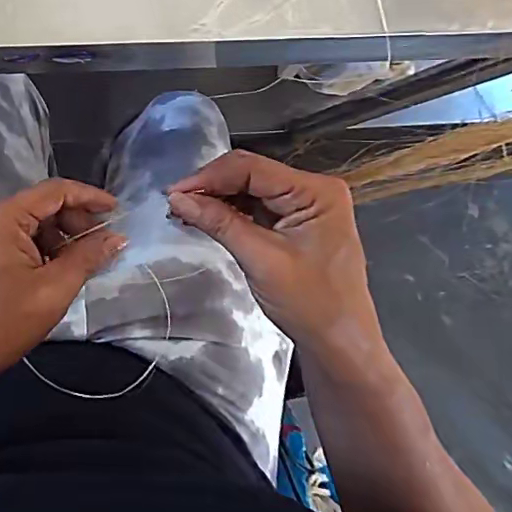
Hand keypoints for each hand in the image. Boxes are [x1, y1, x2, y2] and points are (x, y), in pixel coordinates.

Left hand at [0, 178, 125, 397]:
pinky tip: (56, 268)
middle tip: (101, 247)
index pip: (53, 191)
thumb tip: (116, 237)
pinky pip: (16, 234)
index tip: (118, 211)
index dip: (89, 197)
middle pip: (41, 204)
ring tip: (80, 263)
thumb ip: (87, 256)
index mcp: (1, 215)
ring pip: (30, 221)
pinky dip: (40, 246)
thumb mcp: (54, 288)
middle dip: (74, 222)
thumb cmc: (4, 321)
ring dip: (58, 237)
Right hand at [165, 150, 381, 361]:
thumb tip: (176, 198)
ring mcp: (302, 205)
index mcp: (316, 192)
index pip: (251, 168)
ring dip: (213, 198)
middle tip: (174, 203)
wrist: (339, 343)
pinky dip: (225, 210)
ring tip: (182, 211)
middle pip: (248, 173)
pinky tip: (202, 218)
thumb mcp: (260, 259)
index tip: (173, 194)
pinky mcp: (291, 220)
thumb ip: (218, 222)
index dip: (208, 177)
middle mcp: (311, 190)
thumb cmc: (311, 302)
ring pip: (245, 187)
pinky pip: (251, 205)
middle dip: (209, 186)